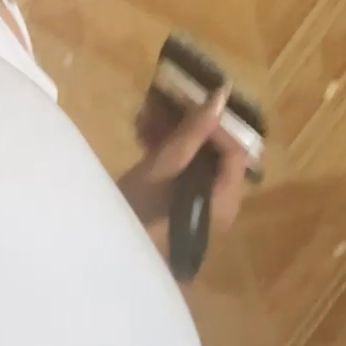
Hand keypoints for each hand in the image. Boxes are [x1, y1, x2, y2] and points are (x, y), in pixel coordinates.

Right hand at [116, 85, 252, 255]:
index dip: (213, 124)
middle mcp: (218, 199)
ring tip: (144, 114)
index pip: (234, 152)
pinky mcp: (176, 196)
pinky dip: (163, 145)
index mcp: (224, 197)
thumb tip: (220, 95)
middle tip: (161, 101)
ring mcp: (196, 198)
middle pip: (213, 151)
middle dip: (188, 123)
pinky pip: (178, 165)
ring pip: (193, 155)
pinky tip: (140, 131)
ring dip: (171, 130)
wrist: (111, 249)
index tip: (184, 103)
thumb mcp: (163, 167)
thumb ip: (192, 133)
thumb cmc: (141, 209)